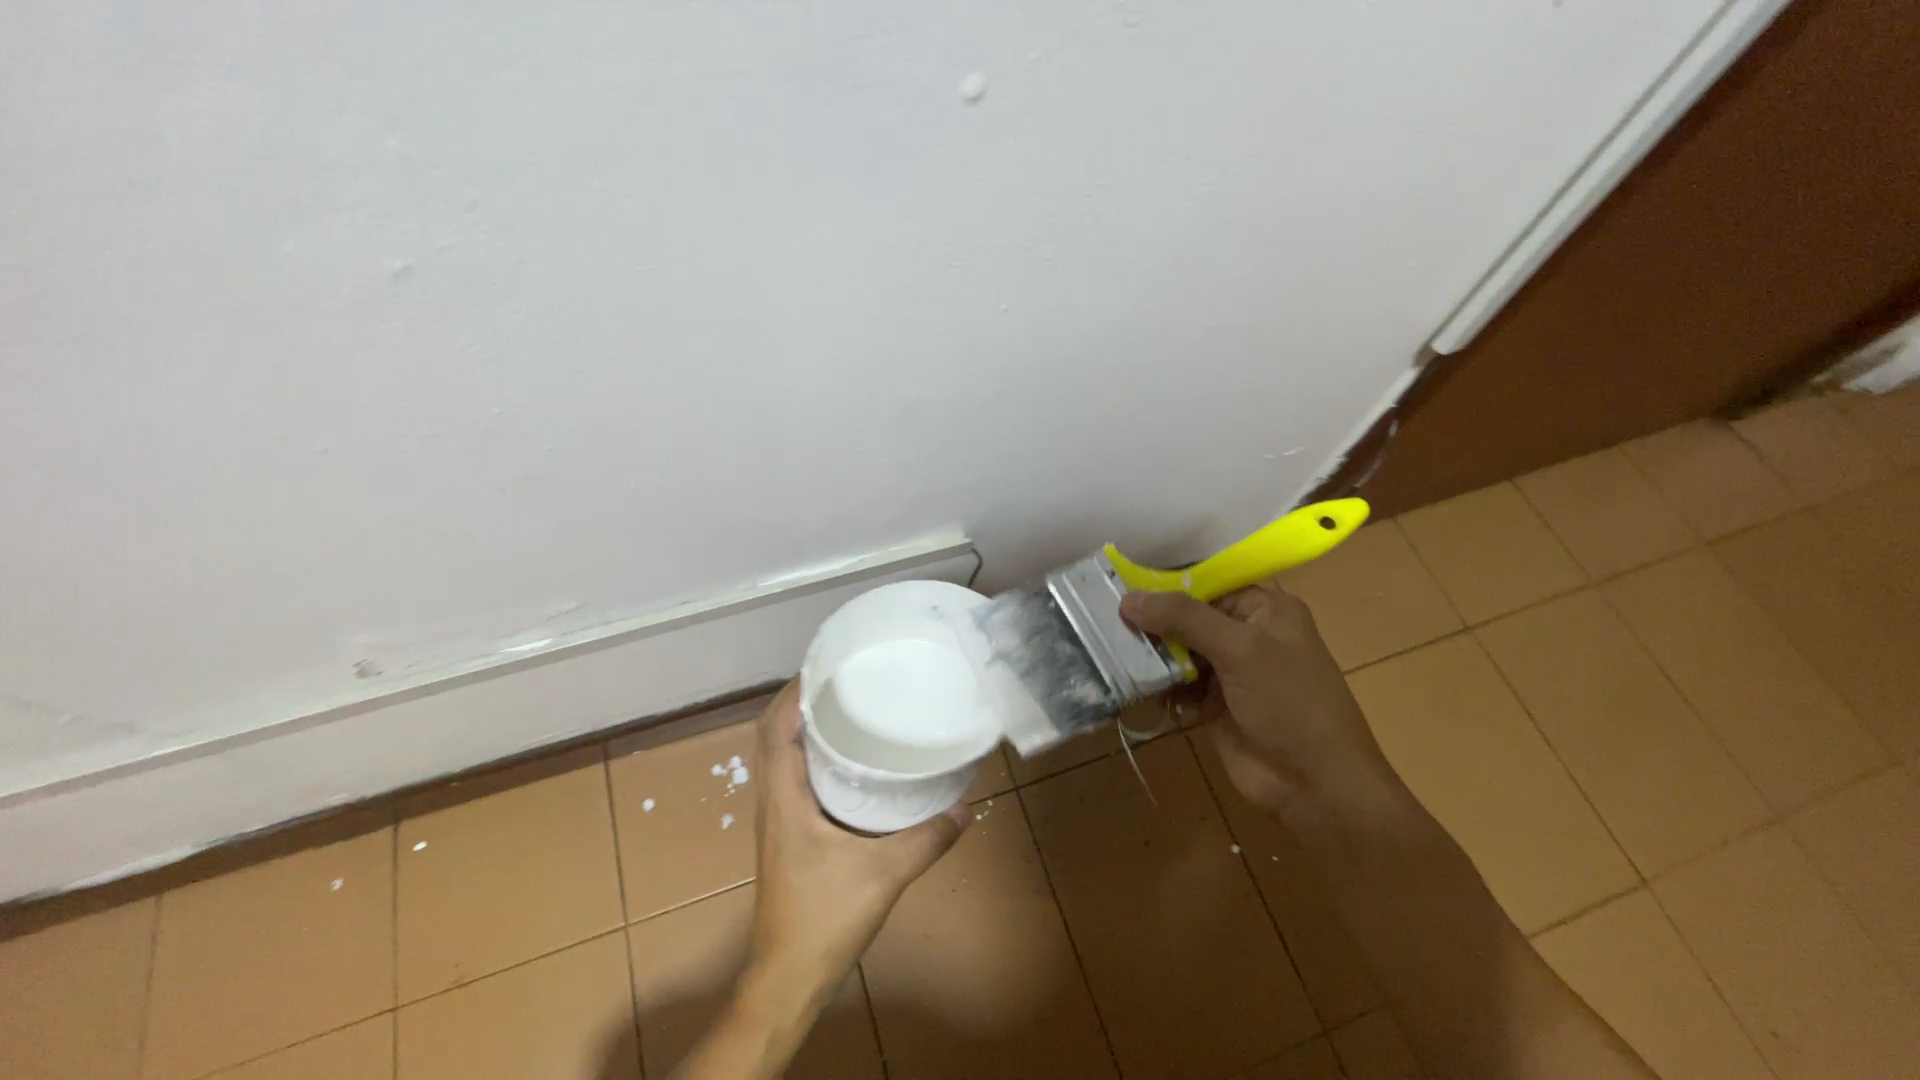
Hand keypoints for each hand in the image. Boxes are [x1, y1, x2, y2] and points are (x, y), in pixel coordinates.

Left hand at [745, 680, 967, 996]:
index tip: (828, 666)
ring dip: (804, 729)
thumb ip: (928, 838)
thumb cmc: (825, 918)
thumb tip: (968, 806)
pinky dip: (811, 759)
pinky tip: (848, 765)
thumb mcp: (885, 873)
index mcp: (783, 797)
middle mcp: (772, 801)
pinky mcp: (787, 837)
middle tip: (844, 681)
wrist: (788, 977)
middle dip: (801, 702)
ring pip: (780, 758)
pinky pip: (792, 780)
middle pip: (773, 736)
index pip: (774, 728)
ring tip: (847, 709)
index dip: (793, 692)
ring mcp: (777, 821)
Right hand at [1120, 582, 1407, 825]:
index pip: (1206, 585)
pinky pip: (1177, 688)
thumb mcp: (1240, 649)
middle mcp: (1246, 636)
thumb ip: (1184, 618)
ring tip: (1117, 659)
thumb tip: (1128, 599)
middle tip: (1106, 626)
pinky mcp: (1214, 708)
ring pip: (1178, 655)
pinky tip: (1138, 693)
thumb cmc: (1288, 702)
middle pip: (1186, 620)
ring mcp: (1230, 674)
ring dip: (1151, 660)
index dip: (1164, 586)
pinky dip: (1159, 690)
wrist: (1316, 782)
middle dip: (1151, 625)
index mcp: (1264, 610)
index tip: (1117, 588)